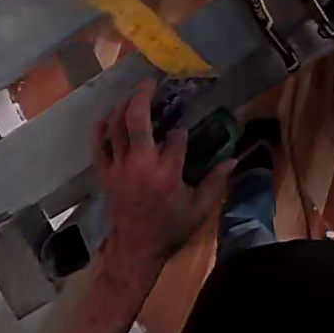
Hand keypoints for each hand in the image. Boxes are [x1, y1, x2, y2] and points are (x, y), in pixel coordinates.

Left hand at [93, 82, 231, 283]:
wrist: (136, 250)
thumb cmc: (170, 228)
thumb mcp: (200, 208)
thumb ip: (217, 181)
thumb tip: (234, 159)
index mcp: (166, 172)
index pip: (175, 137)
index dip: (181, 132)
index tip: (184, 133)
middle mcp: (140, 164)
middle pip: (137, 120)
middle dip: (144, 96)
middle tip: (151, 83)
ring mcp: (119, 167)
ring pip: (116, 126)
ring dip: (124, 105)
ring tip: (134, 93)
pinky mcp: (106, 174)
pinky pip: (99, 144)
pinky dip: (102, 127)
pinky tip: (109, 115)